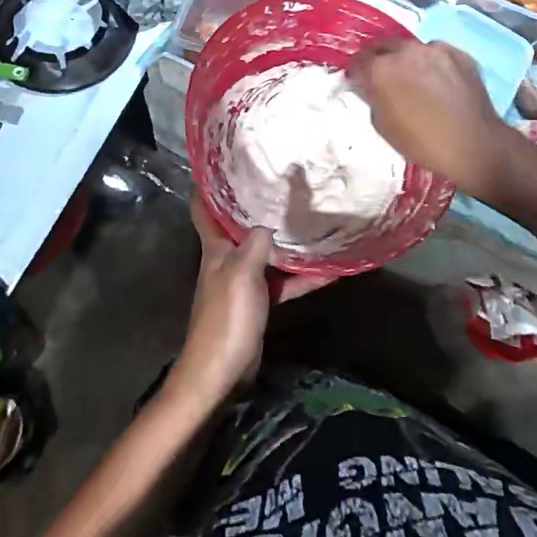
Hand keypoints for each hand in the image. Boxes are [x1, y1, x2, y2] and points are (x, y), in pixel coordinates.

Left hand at [170, 199, 329, 405]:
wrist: (220, 372)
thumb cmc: (226, 316)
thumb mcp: (241, 272)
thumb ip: (255, 242)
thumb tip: (267, 222)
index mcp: (215, 247)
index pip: (205, 208)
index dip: (210, 185)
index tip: (228, 163)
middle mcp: (227, 259)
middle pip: (241, 227)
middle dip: (260, 208)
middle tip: (288, 186)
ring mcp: (244, 282)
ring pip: (267, 254)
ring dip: (288, 243)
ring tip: (316, 221)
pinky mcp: (259, 304)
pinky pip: (283, 283)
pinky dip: (303, 277)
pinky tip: (332, 271)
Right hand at [349, 41, 514, 197]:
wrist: (475, 146)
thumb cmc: (422, 142)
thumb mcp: (383, 125)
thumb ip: (372, 98)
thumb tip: (370, 87)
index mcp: (381, 69)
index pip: (358, 60)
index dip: (356, 71)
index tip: (358, 81)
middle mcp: (406, 51)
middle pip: (384, 46)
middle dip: (380, 59)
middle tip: (383, 78)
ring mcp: (436, 50)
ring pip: (412, 48)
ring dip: (407, 59)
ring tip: (414, 78)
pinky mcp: (460, 54)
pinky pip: (438, 53)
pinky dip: (432, 63)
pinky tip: (438, 81)